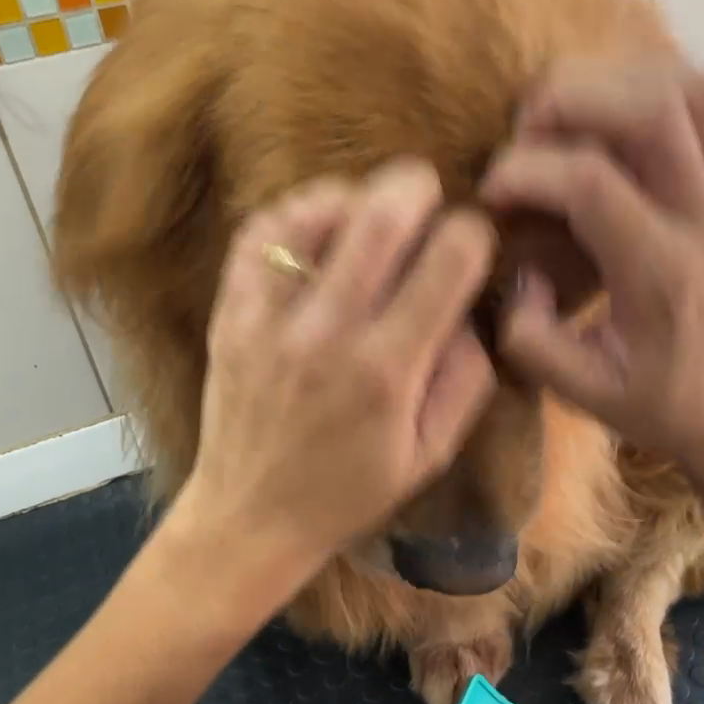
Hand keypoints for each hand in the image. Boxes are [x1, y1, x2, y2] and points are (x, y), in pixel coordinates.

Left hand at [174, 159, 497, 568]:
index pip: (448, 260)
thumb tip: (469, 309)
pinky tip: (315, 226)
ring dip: (355, 197)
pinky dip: (292, 214)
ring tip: (368, 212)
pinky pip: (258, 235)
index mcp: (387, 372)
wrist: (251, 515)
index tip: (470, 243)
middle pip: (381, 216)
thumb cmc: (349, 492)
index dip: (473, 235)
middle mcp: (327, 334)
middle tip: (427, 193)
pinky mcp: (230, 315)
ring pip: (315, 214)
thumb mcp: (431, 454)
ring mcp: (269, 320)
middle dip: (417, 188)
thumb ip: (466, 378)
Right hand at [482, 57, 703, 471]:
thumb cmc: (655, 402)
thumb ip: (531, 336)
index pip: (593, 182)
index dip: (524, 172)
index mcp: (662, 273)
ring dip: (610, 82)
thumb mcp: (580, 393)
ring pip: (685, 87)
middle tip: (519, 138)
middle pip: (650, 108)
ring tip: (557, 119)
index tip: (488, 197)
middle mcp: (703, 216)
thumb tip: (518, 269)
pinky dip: (647, 83)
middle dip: (566, 102)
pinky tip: (602, 116)